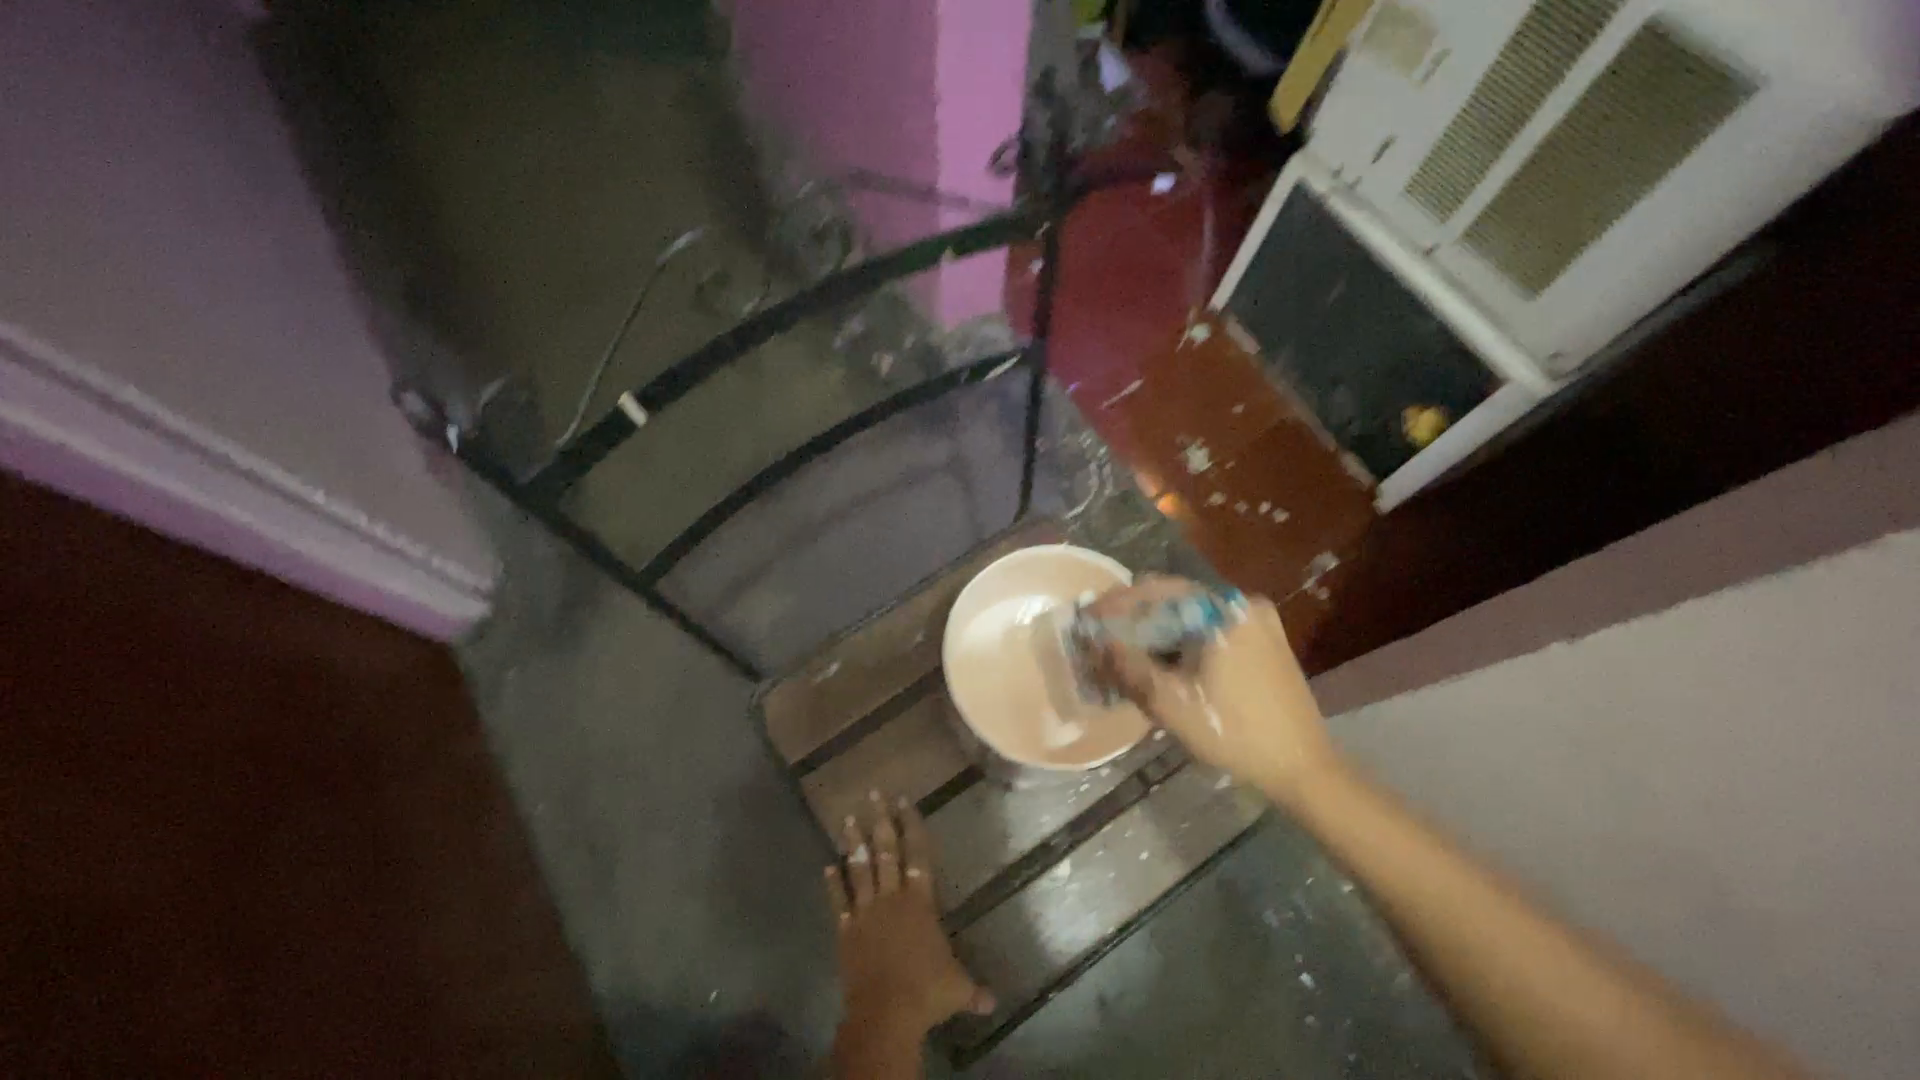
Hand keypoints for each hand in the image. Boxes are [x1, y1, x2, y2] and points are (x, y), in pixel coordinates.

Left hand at [826, 794, 994, 1041]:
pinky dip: (832, 883)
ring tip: (847, 817)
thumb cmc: (926, 992)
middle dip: (880, 821)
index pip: (918, 854)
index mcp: (920, 902)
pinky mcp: (845, 931)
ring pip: (859, 869)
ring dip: (853, 843)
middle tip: (873, 794)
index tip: (904, 800)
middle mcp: (891, 898)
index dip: (912, 826)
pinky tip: (826, 865)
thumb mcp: (958, 988)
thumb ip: (973, 989)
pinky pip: (838, 901)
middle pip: (885, 851)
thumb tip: (992, 1002)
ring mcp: (865, 913)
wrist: (885, 1013)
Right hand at [1088, 576, 1338, 802]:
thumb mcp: (1170, 705)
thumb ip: (1128, 667)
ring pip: (1192, 616)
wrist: (1303, 768)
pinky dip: (1183, 641)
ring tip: (1127, 655)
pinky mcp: (1266, 642)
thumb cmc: (1235, 734)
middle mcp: (1242, 605)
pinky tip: (1164, 665)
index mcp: (1222, 612)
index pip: (1156, 590)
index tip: (1087, 617)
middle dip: (1134, 618)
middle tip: (1103, 638)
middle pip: (1174, 599)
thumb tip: (1094, 642)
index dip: (1116, 602)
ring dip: (1158, 631)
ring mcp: (1258, 622)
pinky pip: (1211, 629)